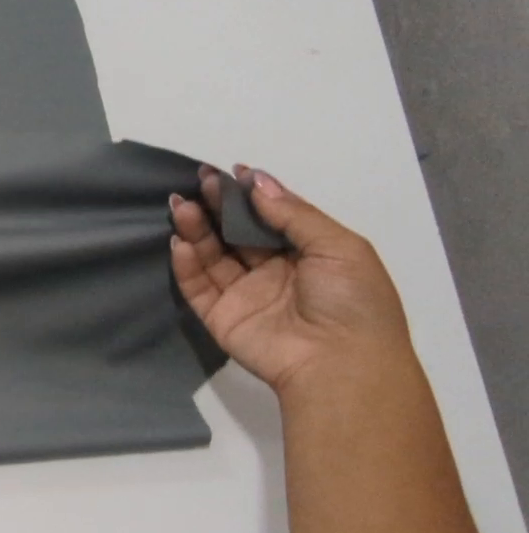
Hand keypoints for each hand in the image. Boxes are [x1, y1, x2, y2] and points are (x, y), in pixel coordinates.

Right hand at [170, 165, 411, 395]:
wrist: (337, 360)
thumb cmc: (353, 300)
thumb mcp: (338, 246)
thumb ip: (293, 214)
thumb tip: (255, 181)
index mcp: (307, 252)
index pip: (270, 217)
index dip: (250, 194)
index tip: (228, 172)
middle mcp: (272, 269)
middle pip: (235, 233)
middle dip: (216, 206)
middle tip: (197, 181)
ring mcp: (242, 292)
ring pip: (211, 255)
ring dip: (195, 229)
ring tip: (179, 205)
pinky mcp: (217, 314)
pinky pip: (196, 285)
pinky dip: (185, 264)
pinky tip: (179, 242)